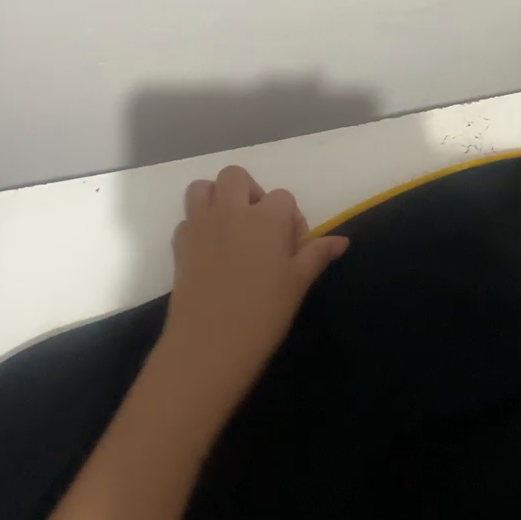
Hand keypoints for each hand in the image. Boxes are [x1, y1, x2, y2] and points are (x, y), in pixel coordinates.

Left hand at [161, 166, 348, 391]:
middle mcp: (231, 210)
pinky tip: (210, 252)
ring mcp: (201, 224)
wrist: (210, 343)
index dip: (290, 218)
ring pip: (203, 187)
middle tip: (259, 225)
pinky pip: (187, 219)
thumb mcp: (298, 283)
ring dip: (216, 198)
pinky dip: (198, 226)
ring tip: (230, 228)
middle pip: (236, 176)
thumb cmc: (263, 313)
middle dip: (250, 192)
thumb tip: (341, 241)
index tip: (292, 246)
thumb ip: (317, 254)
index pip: (283, 197)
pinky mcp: (180, 243)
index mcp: (266, 217)